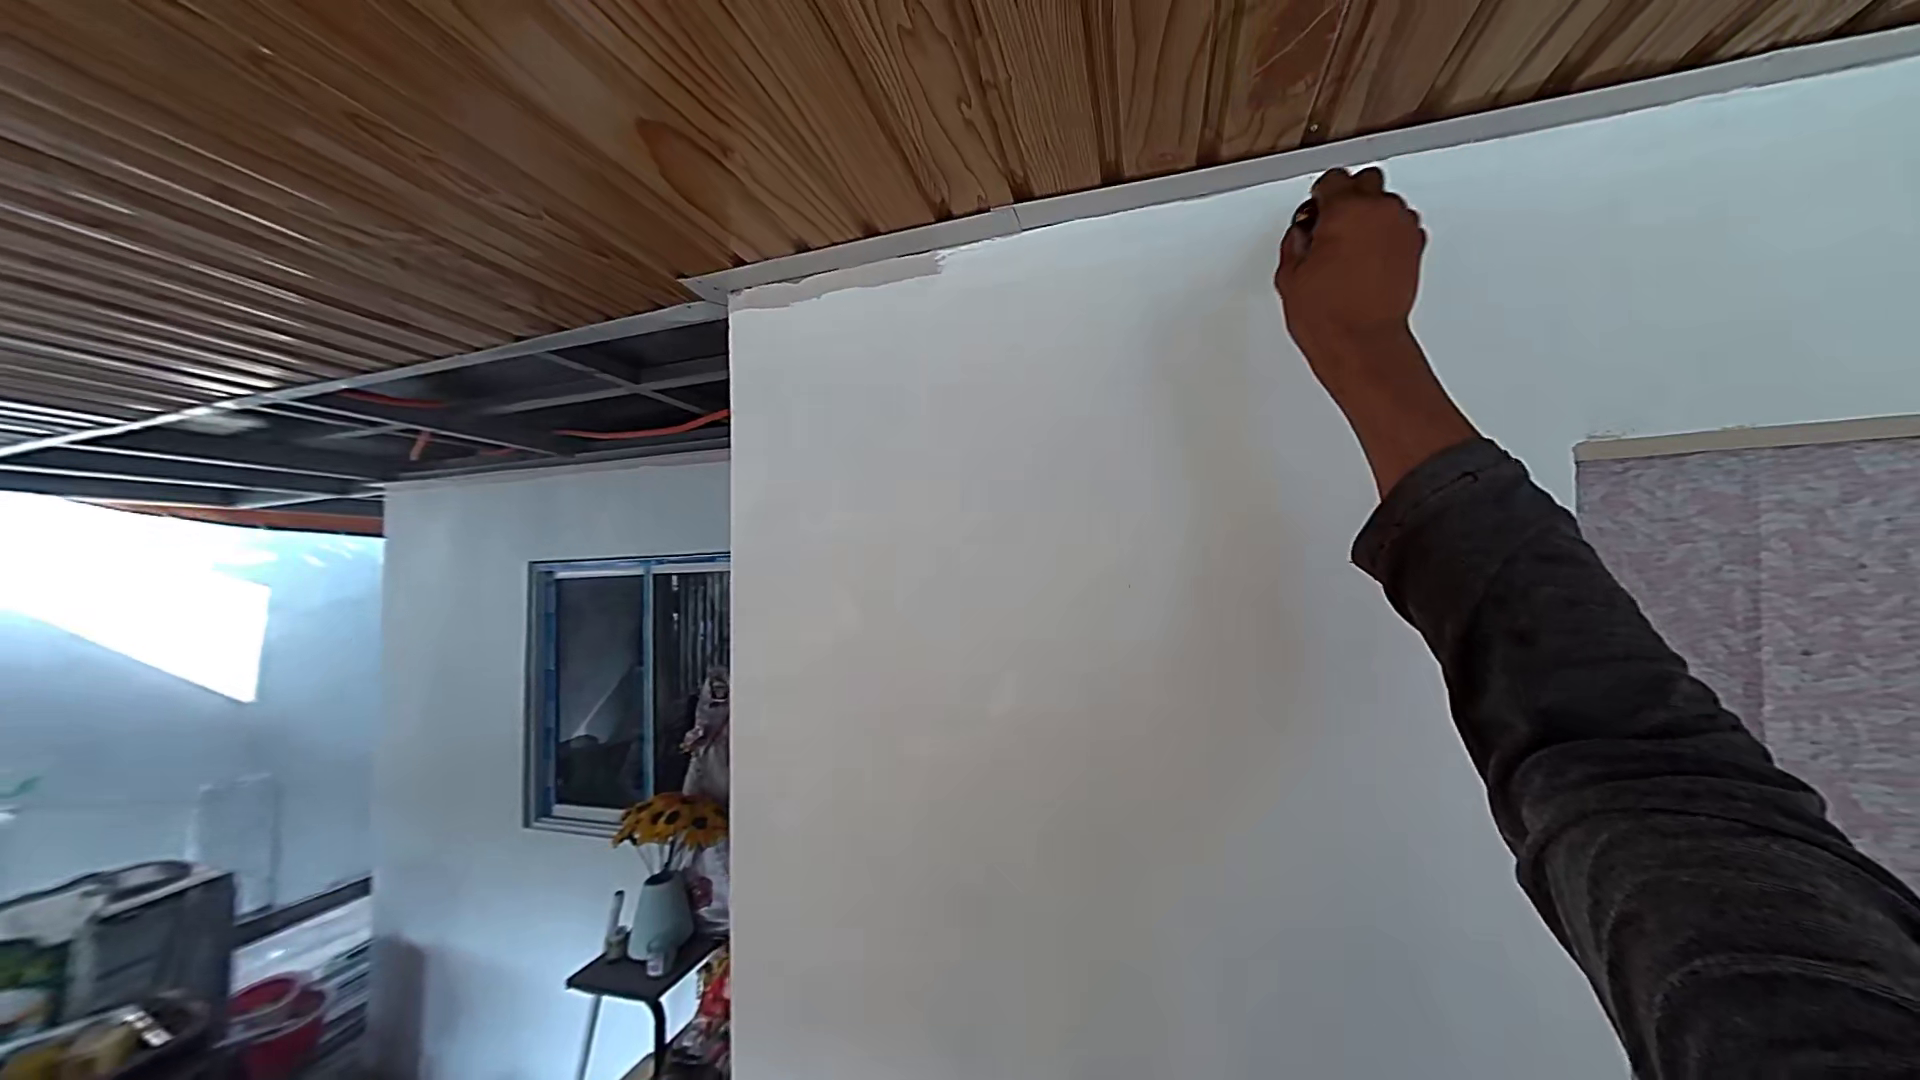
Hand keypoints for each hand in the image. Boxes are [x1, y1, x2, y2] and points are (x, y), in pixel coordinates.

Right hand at [1274, 167, 1425, 373]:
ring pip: (1385, 203)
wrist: (1360, 341)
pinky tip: (1364, 259)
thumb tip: (1304, 235)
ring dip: (1367, 217)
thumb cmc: (1328, 315)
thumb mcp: (1290, 276)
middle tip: (1328, 223)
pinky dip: (1383, 235)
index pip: (1332, 180)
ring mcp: (1402, 227)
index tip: (1313, 208)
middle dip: (1346, 198)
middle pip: (1366, 182)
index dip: (1318, 196)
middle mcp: (1380, 211)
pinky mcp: (1415, 246)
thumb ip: (1297, 243)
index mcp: (1345, 211)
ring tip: (1346, 248)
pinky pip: (1398, 226)